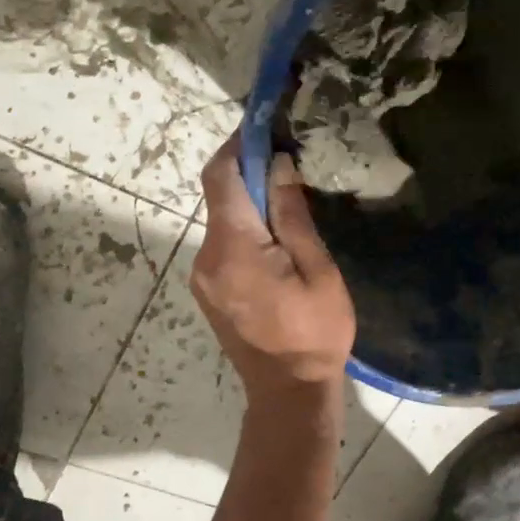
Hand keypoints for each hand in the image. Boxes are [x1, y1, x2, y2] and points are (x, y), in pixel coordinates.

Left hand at [191, 140, 355, 403]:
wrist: (288, 394)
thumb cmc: (315, 334)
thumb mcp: (317, 270)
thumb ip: (292, 215)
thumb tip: (277, 165)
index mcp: (233, 247)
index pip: (221, 176)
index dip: (239, 144)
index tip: (266, 126)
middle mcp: (206, 256)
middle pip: (218, 194)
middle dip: (248, 170)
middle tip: (288, 156)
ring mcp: (202, 275)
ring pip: (221, 219)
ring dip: (247, 200)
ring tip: (288, 195)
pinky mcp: (208, 288)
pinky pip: (223, 243)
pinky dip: (244, 227)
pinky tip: (274, 235)